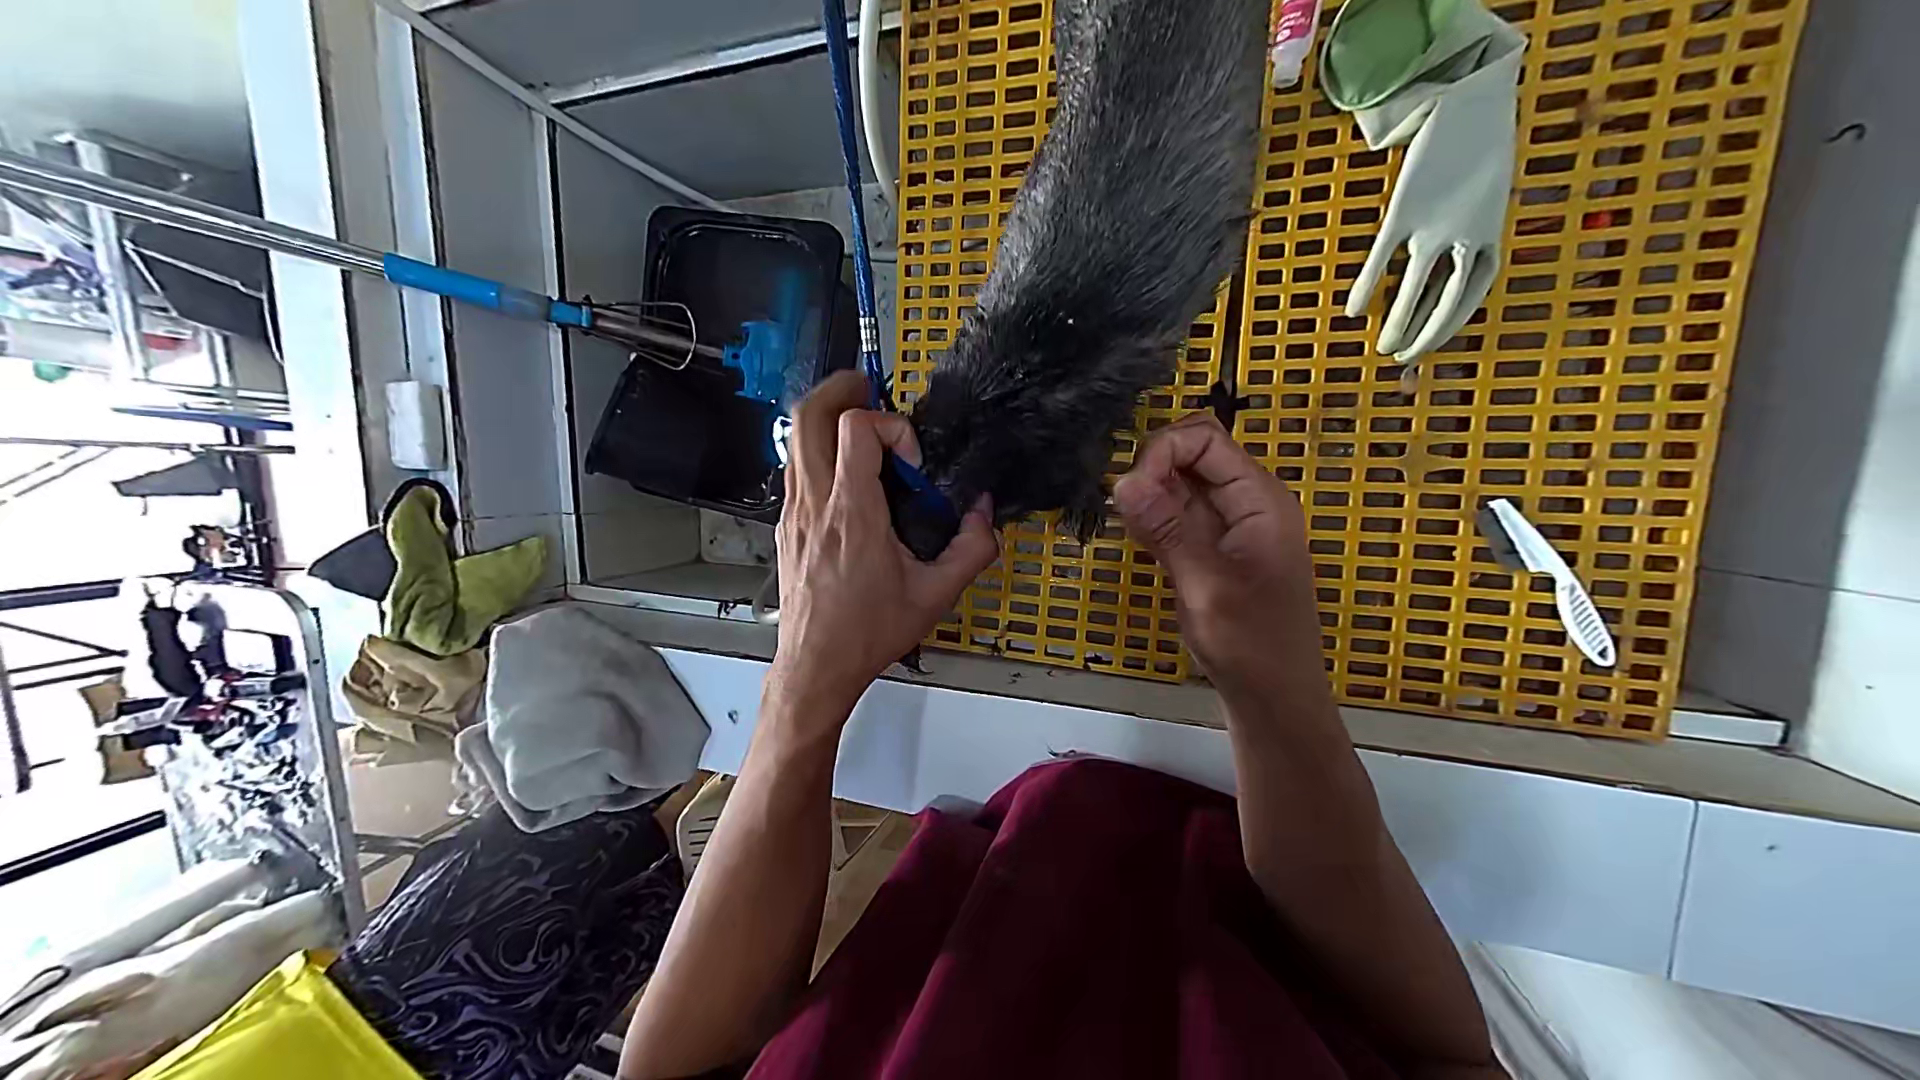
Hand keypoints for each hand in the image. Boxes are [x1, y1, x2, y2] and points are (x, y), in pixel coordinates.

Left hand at [767, 372, 998, 721]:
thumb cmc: (869, 632)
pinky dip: (817, 450)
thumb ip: (972, 549)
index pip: (857, 429)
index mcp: (853, 513)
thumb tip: (984, 513)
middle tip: (868, 387)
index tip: (911, 462)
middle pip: (807, 417)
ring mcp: (793, 513)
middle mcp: (814, 503)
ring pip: (794, 439)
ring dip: (825, 418)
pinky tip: (845, 474)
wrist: (815, 666)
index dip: (891, 427)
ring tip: (859, 423)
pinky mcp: (785, 527)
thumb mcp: (936, 595)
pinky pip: (794, 468)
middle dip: (838, 389)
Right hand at [1113, 413, 1322, 696]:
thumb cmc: (1250, 646)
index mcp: (1259, 500)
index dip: (1162, 452)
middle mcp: (1246, 501)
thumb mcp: (1205, 587)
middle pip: (1192, 450)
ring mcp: (1229, 523)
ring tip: (1133, 529)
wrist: (1273, 697)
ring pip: (1180, 480)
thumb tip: (1123, 479)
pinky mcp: (1211, 544)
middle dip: (1152, 467)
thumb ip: (1166, 530)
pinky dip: (1152, 516)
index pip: (1204, 439)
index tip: (1130, 492)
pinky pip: (1176, 510)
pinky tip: (1141, 538)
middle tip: (1128, 510)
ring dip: (1149, 493)